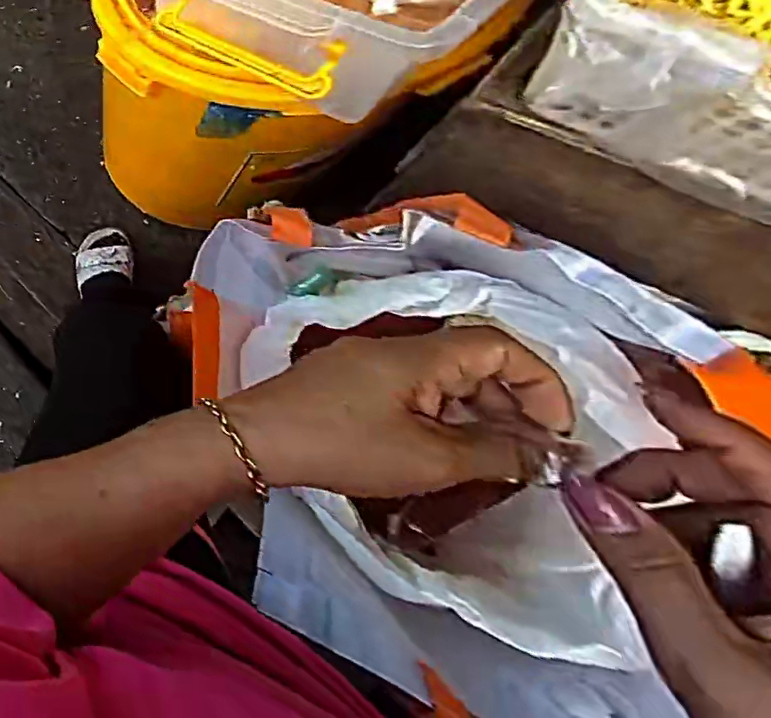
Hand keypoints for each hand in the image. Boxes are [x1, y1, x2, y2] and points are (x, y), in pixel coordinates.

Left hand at [220, 325, 573, 497]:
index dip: (540, 384)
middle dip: (508, 405)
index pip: (497, 344)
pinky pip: (404, 388)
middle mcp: (384, 348)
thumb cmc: (340, 445)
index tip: (554, 434)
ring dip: (472, 414)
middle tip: (523, 456)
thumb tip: (547, 451)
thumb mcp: (431, 458)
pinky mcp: (340, 380)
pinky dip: (434, 415)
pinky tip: (438, 451)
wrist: (252, 439)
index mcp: (411, 354)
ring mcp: (358, 362)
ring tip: (485, 462)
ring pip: (437, 377)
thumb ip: (499, 452)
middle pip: (469, 360)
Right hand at [565, 391, 770, 717]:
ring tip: (643, 560)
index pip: (766, 468)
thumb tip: (582, 489)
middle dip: (666, 483)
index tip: (645, 397)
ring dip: (677, 527)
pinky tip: (679, 586)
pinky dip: (699, 556)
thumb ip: (645, 566)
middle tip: (602, 492)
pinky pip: (746, 558)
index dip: (705, 427)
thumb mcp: (707, 652)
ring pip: (741, 526)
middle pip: (747, 491)